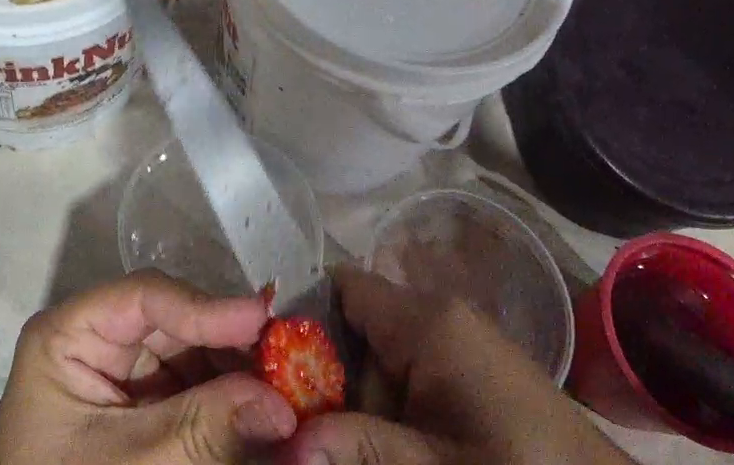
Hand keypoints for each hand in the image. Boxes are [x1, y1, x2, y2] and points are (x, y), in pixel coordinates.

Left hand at [0, 270, 299, 464]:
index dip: (205, 305)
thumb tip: (283, 405)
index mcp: (69, 335)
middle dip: (232, 343)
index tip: (261, 320)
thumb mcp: (134, 464)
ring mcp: (121, 373)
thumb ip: (205, 429)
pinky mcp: (141, 406)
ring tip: (287, 386)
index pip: (144, 297)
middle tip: (290, 361)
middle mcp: (96, 340)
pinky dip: (227, 399)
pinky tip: (263, 408)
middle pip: (175, 321)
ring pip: (192, 353)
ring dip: (238, 371)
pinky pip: (191, 388)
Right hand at [279, 266, 635, 464]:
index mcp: (427, 321)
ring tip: (331, 442)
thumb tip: (281, 444)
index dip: (300, 315)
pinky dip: (388, 411)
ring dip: (355, 403)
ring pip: (378, 361)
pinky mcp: (470, 375)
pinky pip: (408, 379)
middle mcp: (438, 319)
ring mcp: (456, 345)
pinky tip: (381, 447)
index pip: (342, 286)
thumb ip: (359, 446)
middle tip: (292, 421)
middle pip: (353, 331)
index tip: (264, 358)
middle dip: (322, 376)